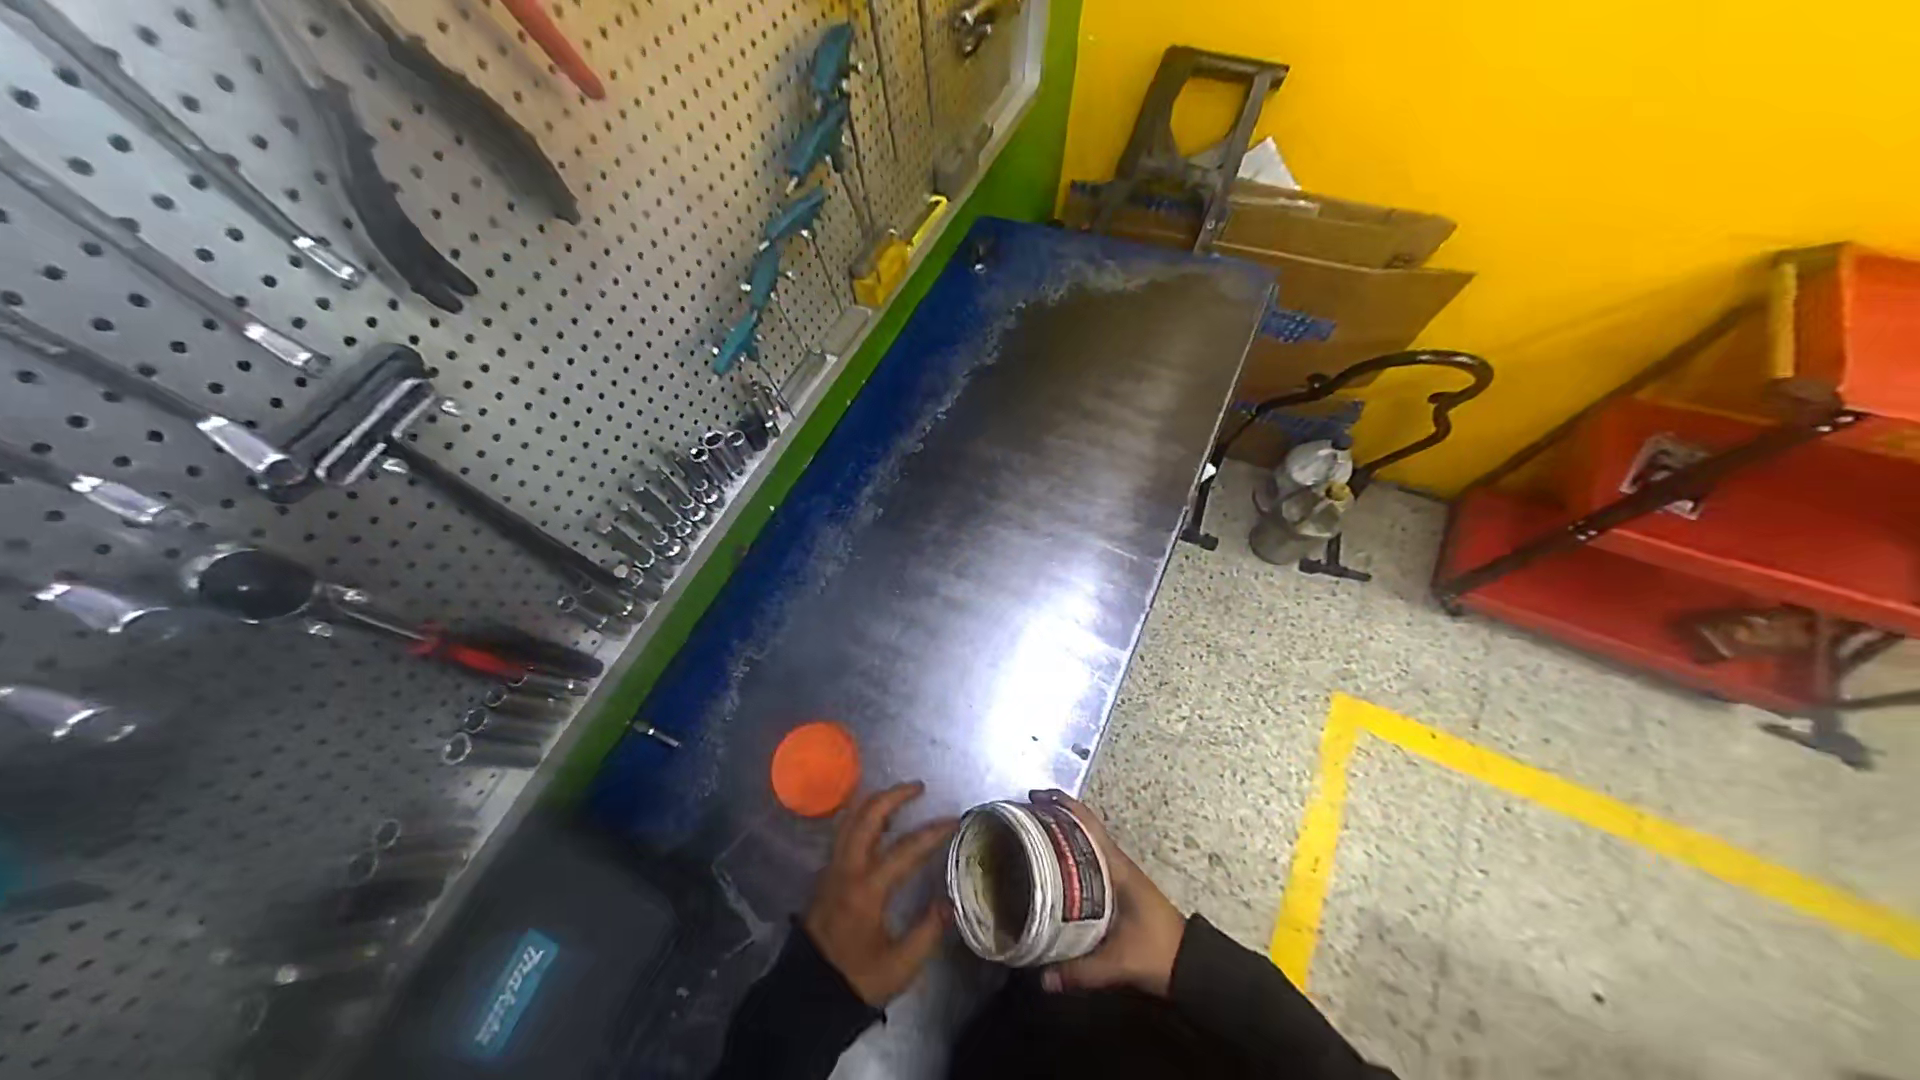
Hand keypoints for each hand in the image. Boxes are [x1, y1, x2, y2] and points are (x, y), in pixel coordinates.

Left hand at [803, 781, 957, 1005]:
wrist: (808, 994)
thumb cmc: (856, 980)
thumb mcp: (900, 966)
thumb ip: (927, 931)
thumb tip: (948, 903)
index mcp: (867, 889)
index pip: (906, 849)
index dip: (932, 832)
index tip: (954, 820)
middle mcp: (847, 869)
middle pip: (868, 816)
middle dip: (894, 795)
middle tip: (919, 787)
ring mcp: (832, 869)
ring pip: (850, 819)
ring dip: (875, 802)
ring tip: (898, 798)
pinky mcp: (825, 875)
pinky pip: (843, 832)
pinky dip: (861, 817)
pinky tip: (875, 822)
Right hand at [1030, 789, 1185, 996]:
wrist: (1189, 965)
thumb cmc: (1157, 952)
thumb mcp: (1118, 963)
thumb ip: (1080, 971)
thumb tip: (1041, 977)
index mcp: (1117, 867)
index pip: (1088, 823)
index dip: (1062, 805)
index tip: (1034, 799)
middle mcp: (1116, 863)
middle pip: (1082, 827)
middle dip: (1053, 817)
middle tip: (1020, 818)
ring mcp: (1117, 873)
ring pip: (1084, 843)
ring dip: (1060, 833)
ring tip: (1027, 836)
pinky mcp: (1117, 887)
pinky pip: (1087, 859)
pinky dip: (1068, 854)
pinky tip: (1048, 867)